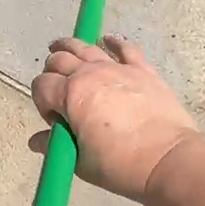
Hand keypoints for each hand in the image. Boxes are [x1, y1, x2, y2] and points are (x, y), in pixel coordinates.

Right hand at [29, 36, 199, 201]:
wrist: (168, 159)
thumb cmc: (121, 165)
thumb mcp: (81, 162)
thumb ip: (56, 146)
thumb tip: (37, 142)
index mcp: (70, 95)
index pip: (41, 85)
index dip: (42, 102)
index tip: (54, 120)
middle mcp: (89, 74)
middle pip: (59, 59)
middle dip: (51, 71)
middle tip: (57, 87)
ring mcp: (116, 68)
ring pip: (85, 47)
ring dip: (69, 46)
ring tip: (60, 47)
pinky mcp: (141, 69)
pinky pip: (125, 48)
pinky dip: (114, 42)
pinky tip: (108, 40)